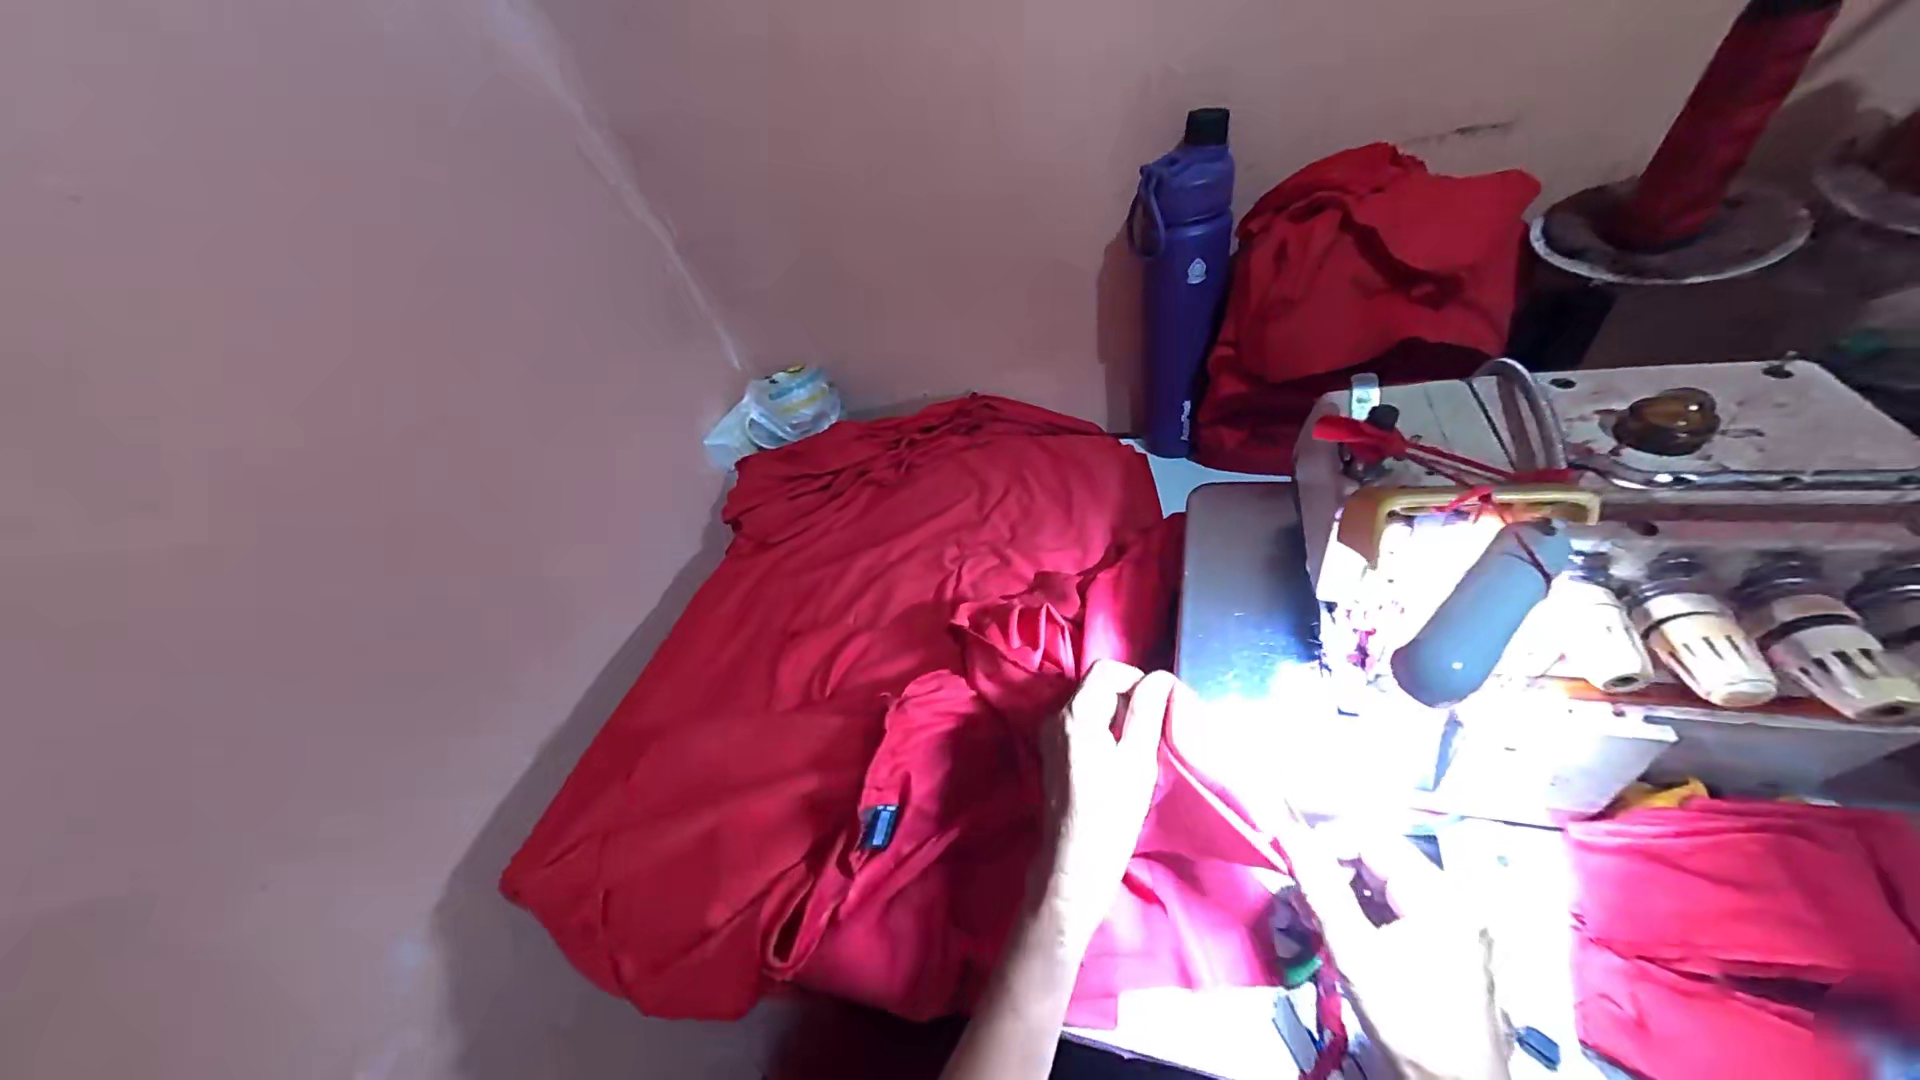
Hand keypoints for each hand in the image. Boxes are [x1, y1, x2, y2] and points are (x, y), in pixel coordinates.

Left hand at [1035, 661, 1172, 948]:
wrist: (1074, 863)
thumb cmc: (1111, 814)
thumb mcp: (1138, 760)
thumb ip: (1147, 712)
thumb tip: (1158, 677)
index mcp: (1075, 713)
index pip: (1106, 669)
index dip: (1137, 679)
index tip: (1160, 704)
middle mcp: (1055, 715)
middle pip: (1096, 684)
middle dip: (1129, 696)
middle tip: (1155, 726)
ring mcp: (1050, 733)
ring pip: (1091, 703)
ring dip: (1119, 714)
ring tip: (1141, 744)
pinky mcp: (1052, 750)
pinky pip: (1082, 723)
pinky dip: (1105, 728)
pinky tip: (1121, 757)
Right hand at [1277, 817, 1510, 1079]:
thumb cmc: (1406, 1020)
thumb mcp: (1354, 950)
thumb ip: (1319, 885)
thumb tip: (1287, 834)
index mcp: (1440, 895)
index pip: (1370, 838)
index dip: (1325, 843)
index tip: (1292, 866)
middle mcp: (1451, 899)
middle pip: (1375, 857)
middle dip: (1329, 869)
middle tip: (1298, 895)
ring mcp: (1450, 922)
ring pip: (1379, 881)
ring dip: (1339, 890)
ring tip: (1310, 915)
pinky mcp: (1442, 942)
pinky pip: (1391, 906)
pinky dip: (1359, 910)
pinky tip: (1334, 928)